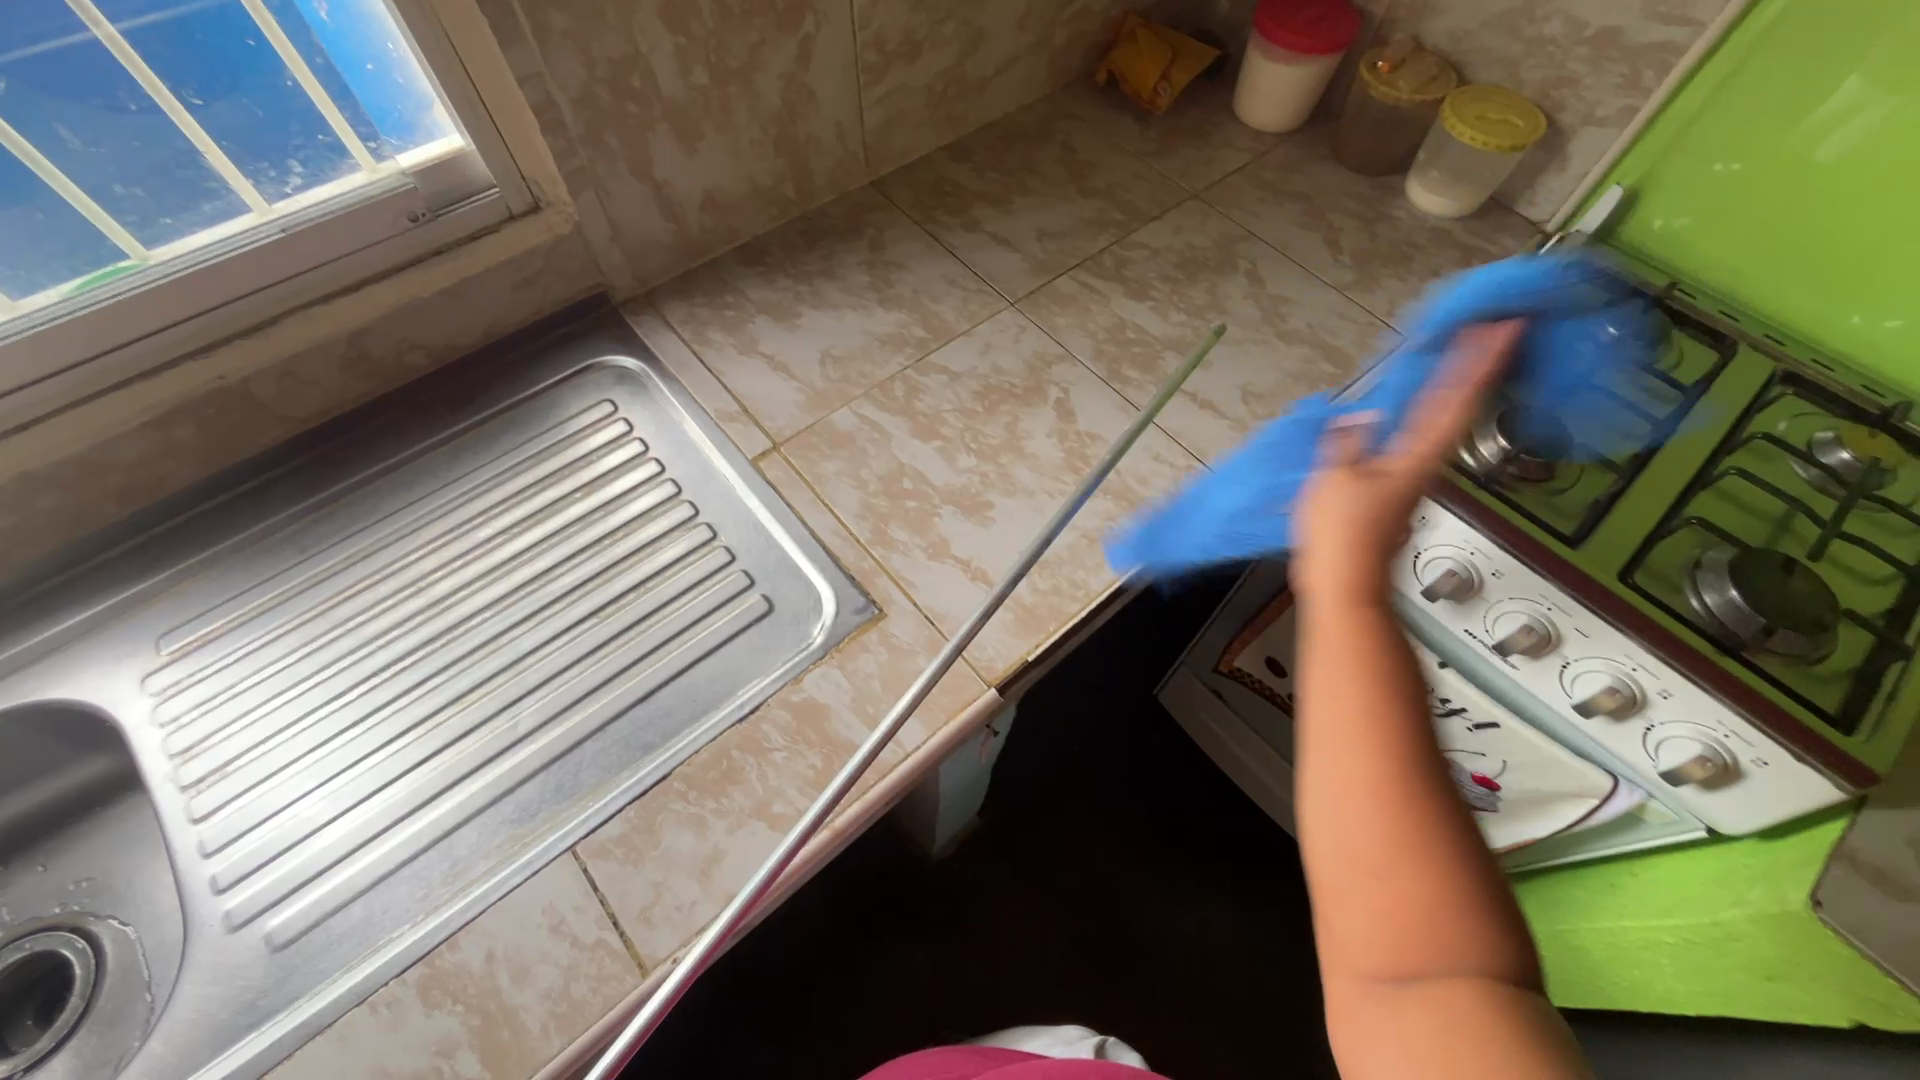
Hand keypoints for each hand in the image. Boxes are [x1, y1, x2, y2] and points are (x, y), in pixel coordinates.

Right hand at [1291, 320, 1524, 604]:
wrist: (1344, 586)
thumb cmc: (1341, 537)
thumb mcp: (1334, 479)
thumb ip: (1347, 443)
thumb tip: (1360, 417)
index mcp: (1415, 458)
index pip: (1455, 401)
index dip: (1479, 362)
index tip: (1504, 328)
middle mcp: (1424, 468)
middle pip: (1457, 410)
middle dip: (1473, 370)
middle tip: (1489, 335)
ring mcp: (1413, 484)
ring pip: (1440, 427)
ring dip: (1451, 393)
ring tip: (1456, 363)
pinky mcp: (1396, 497)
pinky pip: (1415, 445)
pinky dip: (1422, 419)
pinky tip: (1408, 416)